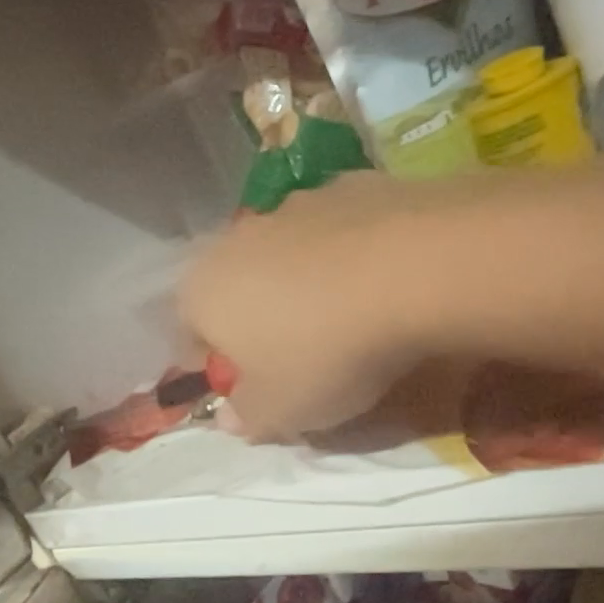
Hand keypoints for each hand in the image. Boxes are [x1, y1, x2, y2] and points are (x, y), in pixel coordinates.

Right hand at [180, 172, 446, 440]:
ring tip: (348, 318)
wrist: (413, 270)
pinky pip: (337, 233)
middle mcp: (235, 239)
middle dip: (260, 321)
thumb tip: (230, 417)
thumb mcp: (282, 411)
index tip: (254, 390)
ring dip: (304, 284)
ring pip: (286, 255)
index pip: (190, 335)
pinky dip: (349, 255)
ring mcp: (293, 204)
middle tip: (301, 357)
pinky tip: (382, 282)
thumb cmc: (327, 352)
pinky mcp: (350, 185)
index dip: (220, 366)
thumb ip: (247, 417)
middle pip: (237, 289)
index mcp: (202, 292)